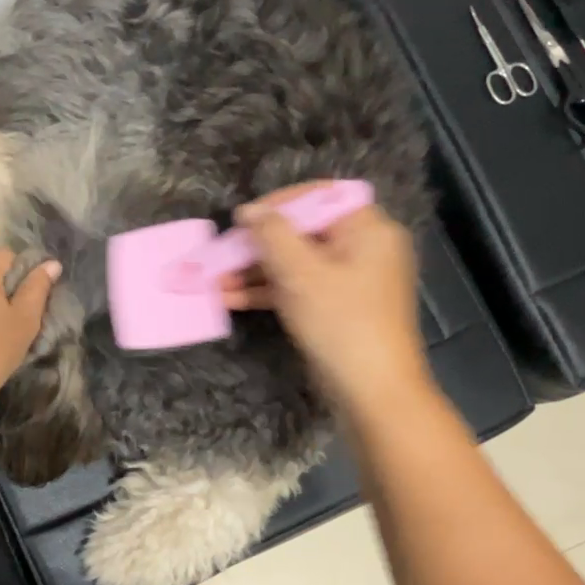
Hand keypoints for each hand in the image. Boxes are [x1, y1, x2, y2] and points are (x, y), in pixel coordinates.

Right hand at [218, 186, 429, 410]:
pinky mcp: (333, 308)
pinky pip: (296, 288)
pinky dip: (265, 292)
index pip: (320, 196)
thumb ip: (271, 235)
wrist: (370, 388)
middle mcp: (361, 248)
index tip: (243, 218)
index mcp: (367, 230)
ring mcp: (347, 280)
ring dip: (253, 271)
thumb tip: (248, 210)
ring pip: (293, 263)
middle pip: (302, 232)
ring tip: (214, 281)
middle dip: (256, 244)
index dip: (279, 203)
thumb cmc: (340, 322)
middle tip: (220, 254)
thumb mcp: (300, 273)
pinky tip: (229, 299)